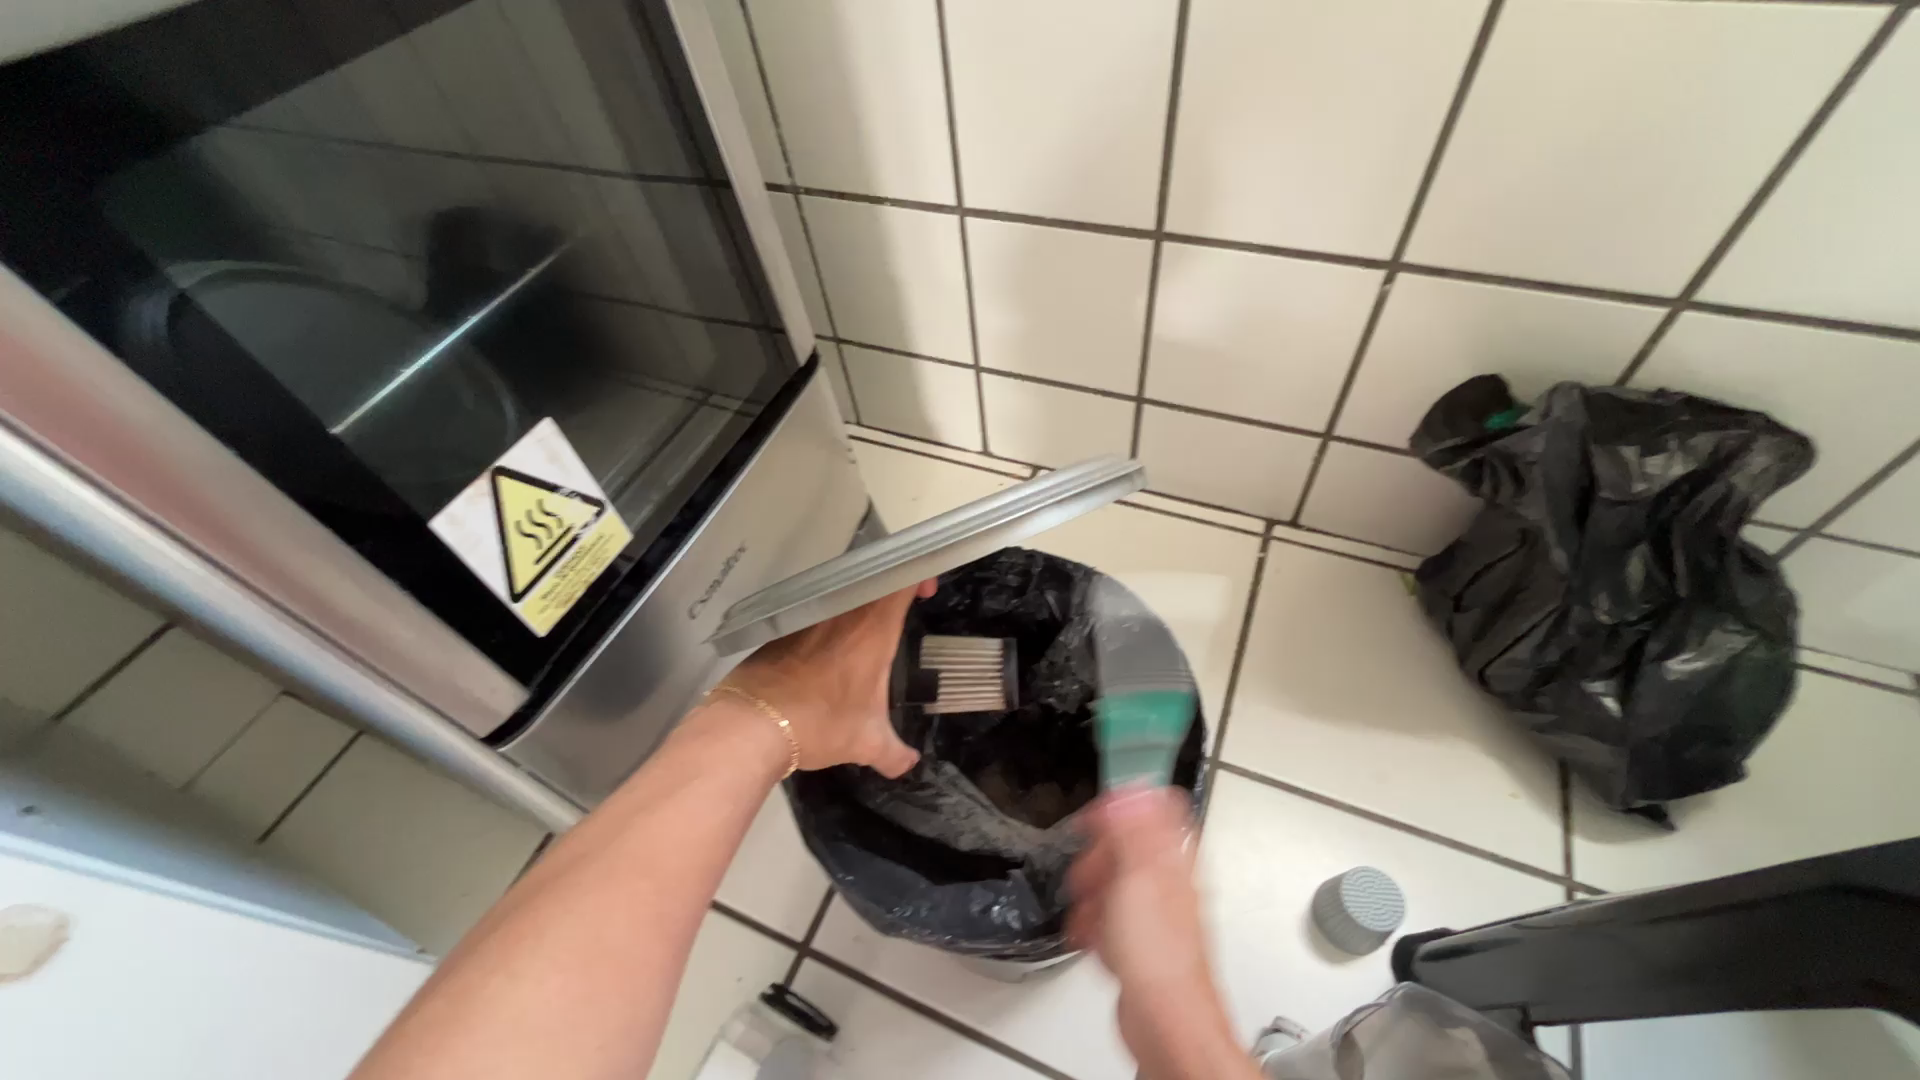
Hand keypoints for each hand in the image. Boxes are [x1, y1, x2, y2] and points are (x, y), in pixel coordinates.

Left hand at [720, 580, 935, 778]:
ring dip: (858, 608)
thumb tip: (908, 763)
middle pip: (873, 581)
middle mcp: (843, 613)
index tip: (925, 592)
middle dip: (890, 592)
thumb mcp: (865, 743)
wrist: (750, 723)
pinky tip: (825, 656)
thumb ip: (894, 753)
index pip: (900, 579)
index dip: (917, 575)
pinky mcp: (783, 629)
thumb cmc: (820, 723)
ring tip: (864, 639)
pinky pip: (815, 614)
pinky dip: (827, 625)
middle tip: (899, 615)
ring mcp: (810, 617)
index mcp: (872, 629)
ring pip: (843, 595)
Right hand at [1068, 788, 1256, 1079]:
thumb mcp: (1137, 877)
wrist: (1163, 1021)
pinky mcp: (1139, 939)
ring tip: (1089, 916)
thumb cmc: (1158, 956)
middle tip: (1089, 876)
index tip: (1098, 817)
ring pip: (1112, 882)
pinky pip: (1108, 917)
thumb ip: (1133, 829)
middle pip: (1125, 845)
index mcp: (1174, 858)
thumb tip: (1133, 787)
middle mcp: (1169, 881)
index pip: (1157, 807)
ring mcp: (1154, 911)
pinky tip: (1093, 939)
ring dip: (1092, 896)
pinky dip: (1094, 925)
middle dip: (1098, 858)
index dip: (1125, 804)